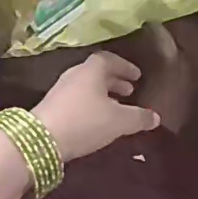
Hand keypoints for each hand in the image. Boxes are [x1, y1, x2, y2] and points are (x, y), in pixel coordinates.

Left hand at [32, 51, 159, 160]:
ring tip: (116, 107)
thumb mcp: (119, 121)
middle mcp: (74, 75)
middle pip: (97, 73)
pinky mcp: (51, 107)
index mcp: (92, 70)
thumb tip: (155, 117)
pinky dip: (90, 104)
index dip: (125, 67)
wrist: (42, 139)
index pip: (110, 59)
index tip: (137, 76)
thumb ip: (139, 117)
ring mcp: (60, 90)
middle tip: (129, 91)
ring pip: (86, 87)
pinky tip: (97, 120)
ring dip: (102, 94)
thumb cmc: (85, 122)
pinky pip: (76, 100)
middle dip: (114, 81)